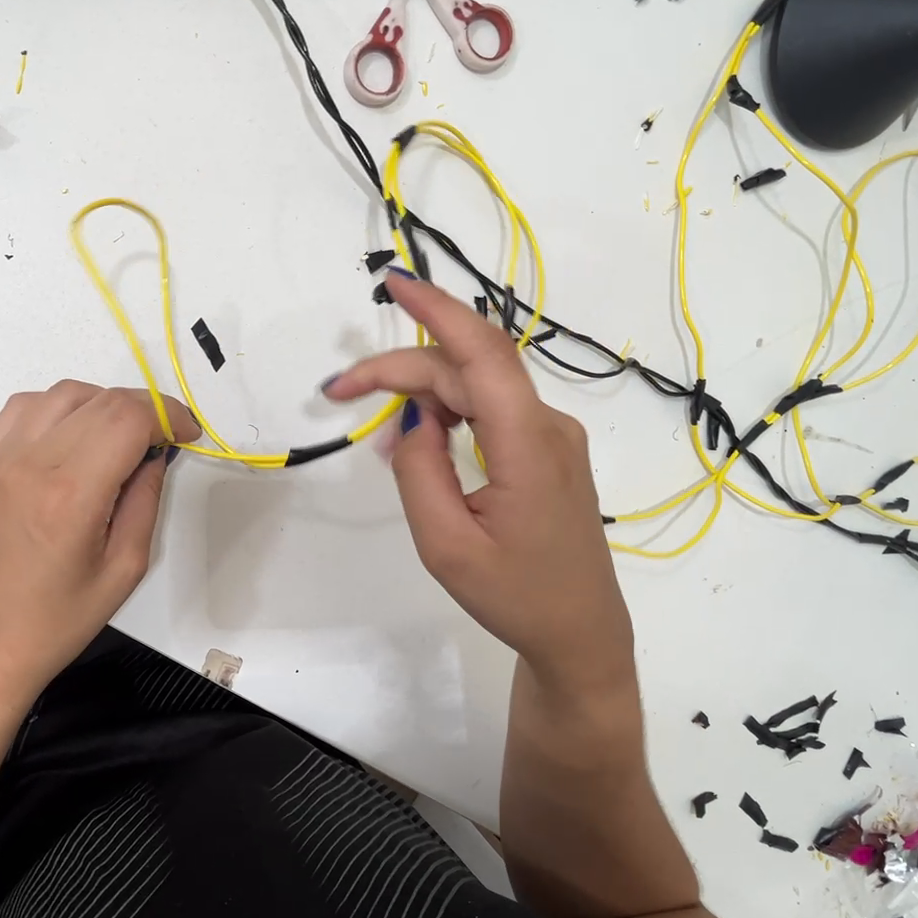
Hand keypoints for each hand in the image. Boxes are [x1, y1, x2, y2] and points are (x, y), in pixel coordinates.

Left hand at [0, 380, 198, 712]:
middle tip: (163, 440)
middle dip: (145, 410)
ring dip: (103, 404)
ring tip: (118, 440)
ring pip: (65, 393)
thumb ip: (146, 498)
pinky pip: (25, 405)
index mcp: (71, 494)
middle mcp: (31, 462)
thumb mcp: (126, 567)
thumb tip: (156, 452)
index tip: (187, 435)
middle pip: (102, 400)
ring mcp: (1, 457)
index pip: (128, 418)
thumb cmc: (60, 619)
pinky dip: (60, 407)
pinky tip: (74, 436)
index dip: (169, 415)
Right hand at [323, 271, 634, 693]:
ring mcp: (549, 435)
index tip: (391, 284)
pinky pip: (487, 408)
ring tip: (373, 419)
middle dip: (398, 368)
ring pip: (475, 385)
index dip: (437, 310)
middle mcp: (545, 426)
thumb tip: (412, 418)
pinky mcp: (544, 448)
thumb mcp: (445, 545)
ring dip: (420, 389)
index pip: (481, 354)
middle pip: (465, 369)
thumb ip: (419, 472)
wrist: (579, 633)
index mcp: (527, 447)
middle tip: (338, 393)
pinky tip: (418, 434)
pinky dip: (444, 409)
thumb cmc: (514, 596)